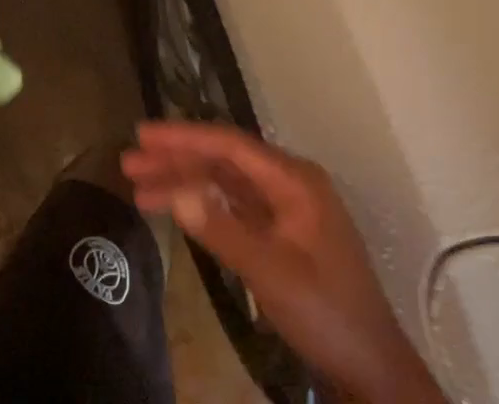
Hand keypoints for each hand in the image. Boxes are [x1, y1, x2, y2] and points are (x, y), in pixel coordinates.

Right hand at [121, 122, 443, 402]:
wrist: (370, 365)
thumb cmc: (326, 312)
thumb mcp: (271, 271)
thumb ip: (221, 229)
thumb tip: (174, 190)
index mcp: (295, 181)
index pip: (229, 145)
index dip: (183, 137)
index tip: (142, 134)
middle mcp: (290, 185)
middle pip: (222, 161)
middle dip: (175, 159)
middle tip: (128, 163)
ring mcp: (285, 209)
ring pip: (223, 183)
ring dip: (183, 183)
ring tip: (138, 187)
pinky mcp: (279, 233)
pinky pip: (232, 206)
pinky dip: (201, 205)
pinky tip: (174, 208)